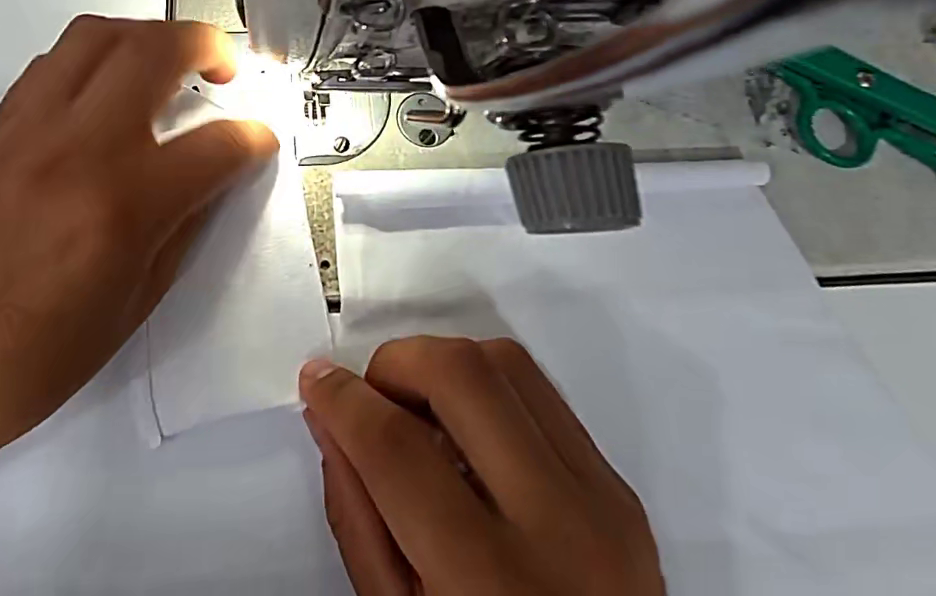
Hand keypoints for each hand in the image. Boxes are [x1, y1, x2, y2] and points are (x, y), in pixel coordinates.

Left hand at [0, 16, 277, 546]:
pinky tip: (109, 91)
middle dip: (208, 45)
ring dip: (149, 35)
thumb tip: (221, 167)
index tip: (262, 136)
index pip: (215, 144)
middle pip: (155, 50)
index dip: (254, 135)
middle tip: (225, 69)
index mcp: (122, 205)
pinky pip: (55, 61)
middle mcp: (77, 148)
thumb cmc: (47, 352)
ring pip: (98, 34)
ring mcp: (30, 129)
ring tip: (168, 64)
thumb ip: (188, 218)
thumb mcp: (142, 296)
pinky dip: (97, 58)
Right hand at [299, 337, 663, 595]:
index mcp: (489, 583)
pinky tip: (465, 427)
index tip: (317, 380)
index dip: (343, 400)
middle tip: (371, 395)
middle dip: (396, 363)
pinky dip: (487, 385)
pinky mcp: (618, 485)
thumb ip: (356, 517)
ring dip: (443, 364)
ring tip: (416, 409)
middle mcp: (557, 526)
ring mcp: (599, 499)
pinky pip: (541, 391)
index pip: (397, 448)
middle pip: (462, 375)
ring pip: (505, 363)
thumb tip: (330, 418)